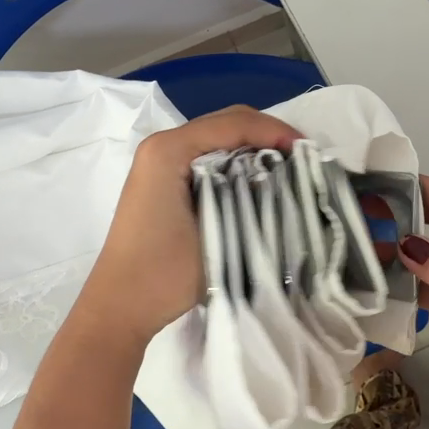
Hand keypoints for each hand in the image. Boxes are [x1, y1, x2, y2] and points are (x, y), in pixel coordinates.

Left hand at [78, 106, 301, 347]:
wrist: (121, 305)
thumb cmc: (165, 271)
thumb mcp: (215, 231)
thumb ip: (248, 197)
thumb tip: (286, 181)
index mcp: (169, 150)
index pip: (233, 124)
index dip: (274, 131)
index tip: (307, 151)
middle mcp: (163, 145)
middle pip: (225, 122)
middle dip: (267, 133)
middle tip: (302, 156)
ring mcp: (161, 162)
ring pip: (218, 137)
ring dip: (253, 145)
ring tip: (286, 165)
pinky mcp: (165, 179)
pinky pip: (208, 155)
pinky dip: (237, 160)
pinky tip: (258, 179)